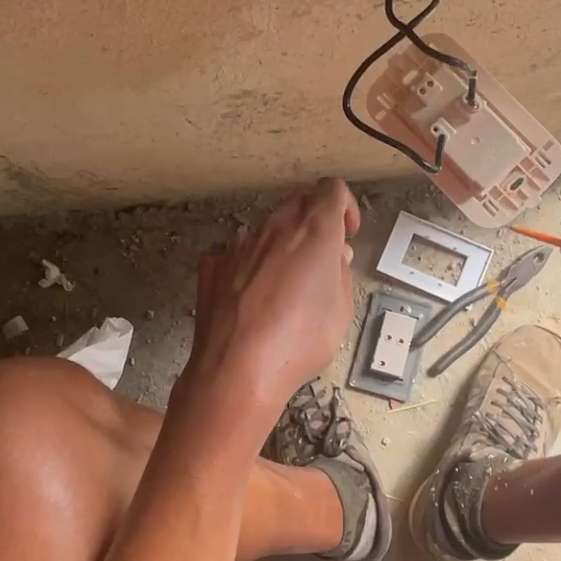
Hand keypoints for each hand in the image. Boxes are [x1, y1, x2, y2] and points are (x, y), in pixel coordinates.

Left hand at [180, 178, 360, 440]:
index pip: (332, 190)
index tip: (347, 234)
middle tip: (321, 263)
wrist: (237, 370)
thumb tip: (335, 257)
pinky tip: (253, 300)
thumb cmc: (299, 342)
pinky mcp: (213, 266)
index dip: (345, 207)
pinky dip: (251, 267)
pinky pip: (238, 255)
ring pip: (267, 230)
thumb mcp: (341, 312)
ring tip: (285, 288)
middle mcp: (274, 228)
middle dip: (314, 226)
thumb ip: (341, 274)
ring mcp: (239, 245)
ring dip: (281, 247)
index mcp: (314, 231)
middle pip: (299, 205)